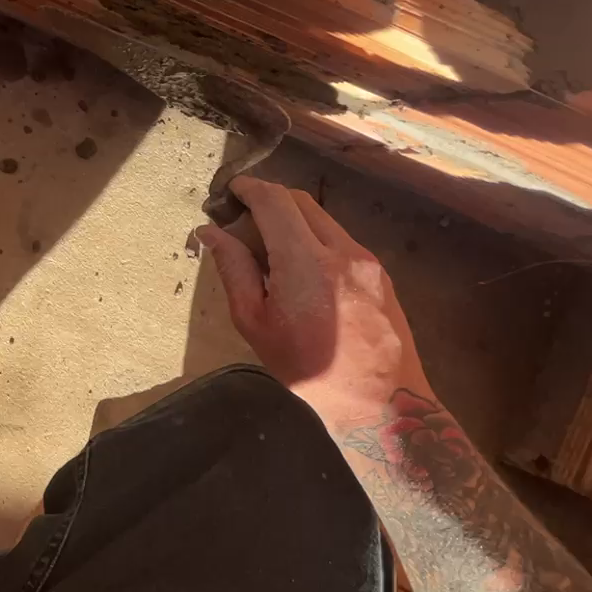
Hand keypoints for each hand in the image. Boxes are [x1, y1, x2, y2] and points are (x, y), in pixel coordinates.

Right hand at [194, 176, 432, 431]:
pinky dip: (311, 237)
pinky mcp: (380, 273)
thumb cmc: (305, 367)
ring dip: (290, 218)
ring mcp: (367, 261)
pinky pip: (338, 239)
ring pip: (321, 218)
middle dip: (266, 199)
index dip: (247, 188)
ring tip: (266, 247)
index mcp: (305, 261)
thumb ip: (233, 269)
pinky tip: (297, 268)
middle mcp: (342, 251)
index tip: (226, 193)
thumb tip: (211, 232)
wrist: (381, 404)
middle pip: (299, 200)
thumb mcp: (253, 321)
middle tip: (240, 220)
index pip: (274, 200)